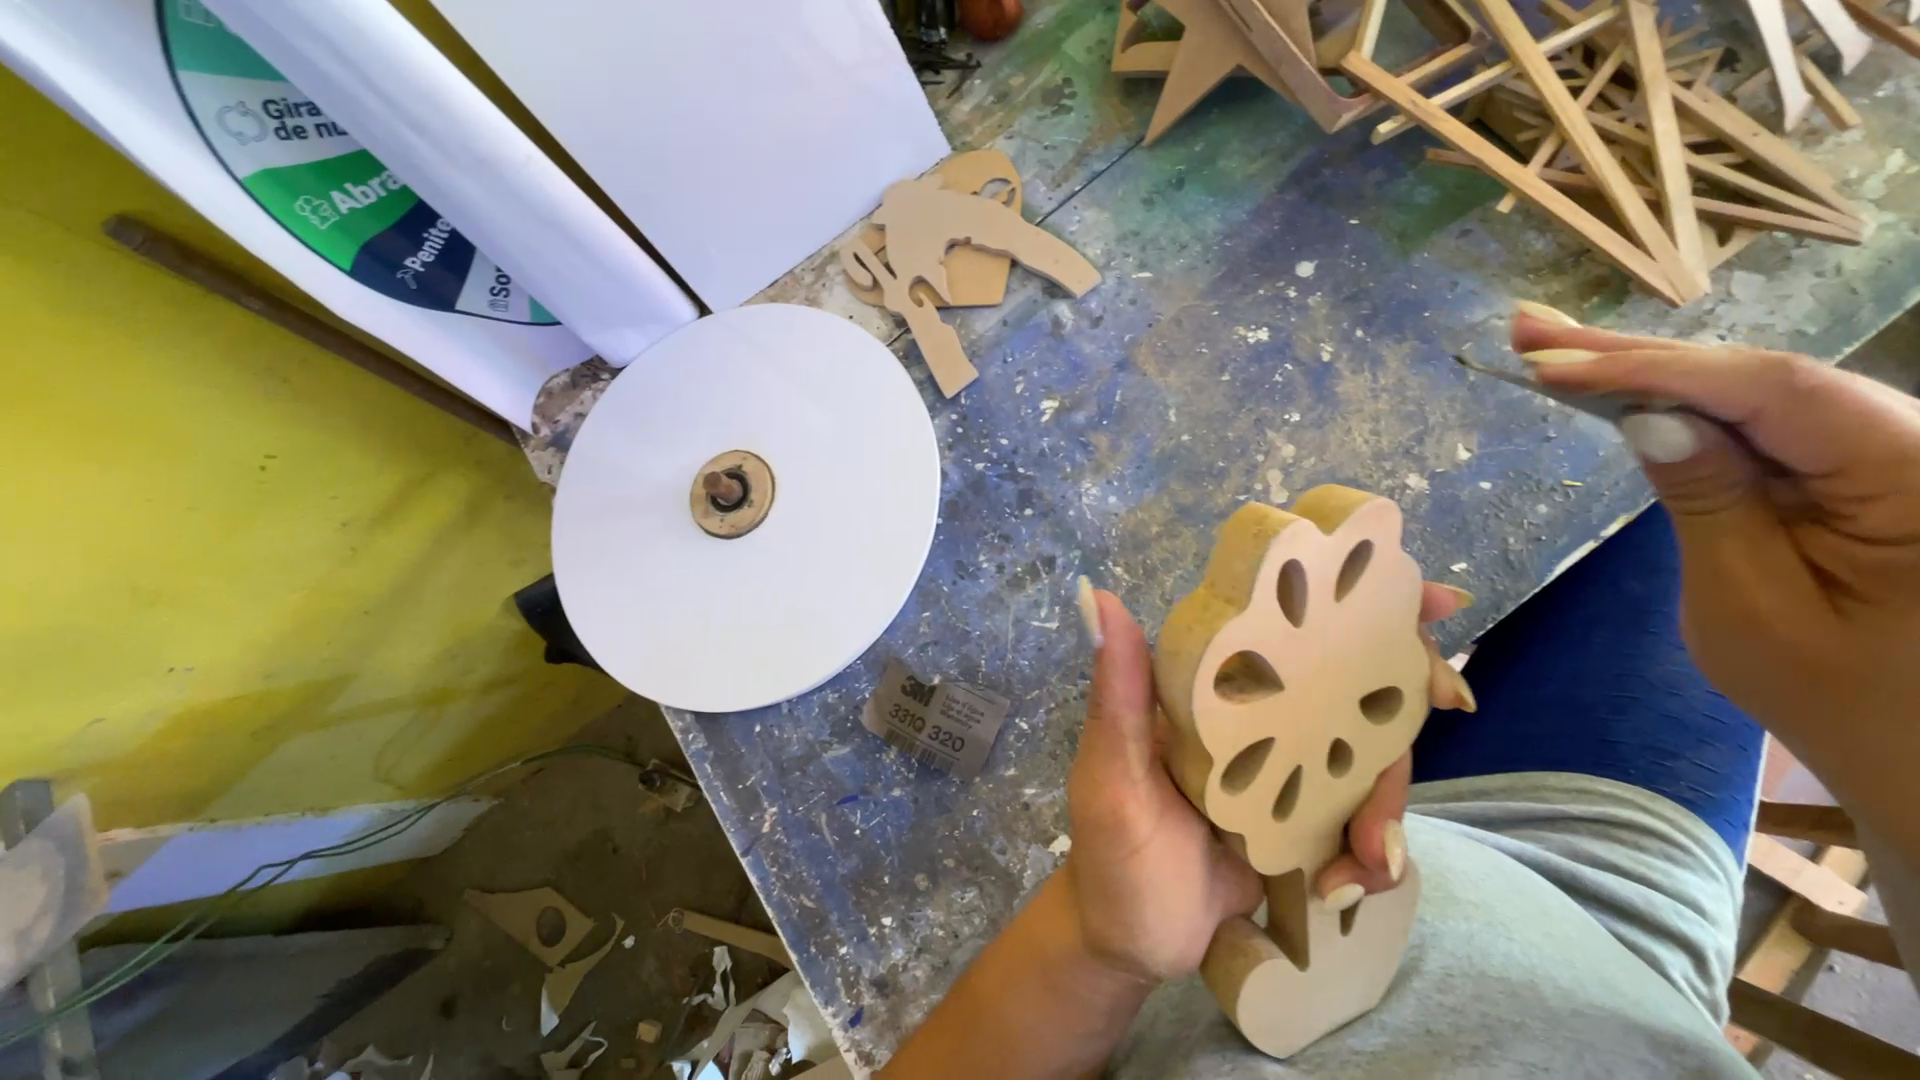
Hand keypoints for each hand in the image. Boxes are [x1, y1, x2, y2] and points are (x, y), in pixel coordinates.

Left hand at [1064, 584, 1473, 984]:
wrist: (1130, 943)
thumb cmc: (1111, 855)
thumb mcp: (1109, 775)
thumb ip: (1116, 696)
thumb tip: (1103, 598)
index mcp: (1208, 696)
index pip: (1284, 632)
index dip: (1355, 609)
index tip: (1432, 602)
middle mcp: (1253, 724)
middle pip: (1347, 693)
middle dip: (1399, 704)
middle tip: (1449, 709)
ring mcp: (1283, 777)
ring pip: (1364, 763)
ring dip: (1385, 806)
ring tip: (1369, 858)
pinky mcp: (1301, 829)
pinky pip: (1359, 826)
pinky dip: (1370, 856)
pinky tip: (1346, 888)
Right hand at [1514, 310, 1919, 851]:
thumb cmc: (1847, 703)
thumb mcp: (1751, 611)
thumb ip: (1708, 503)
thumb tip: (1646, 416)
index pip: (1775, 391)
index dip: (1656, 369)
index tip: (1551, 364)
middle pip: (1765, 375)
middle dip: (1639, 354)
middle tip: (1530, 329)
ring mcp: (1898, 448)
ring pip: (1761, 389)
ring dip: (1651, 369)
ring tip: (1553, 347)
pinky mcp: (1867, 464)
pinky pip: (1770, 419)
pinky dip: (1688, 402)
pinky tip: (1621, 383)